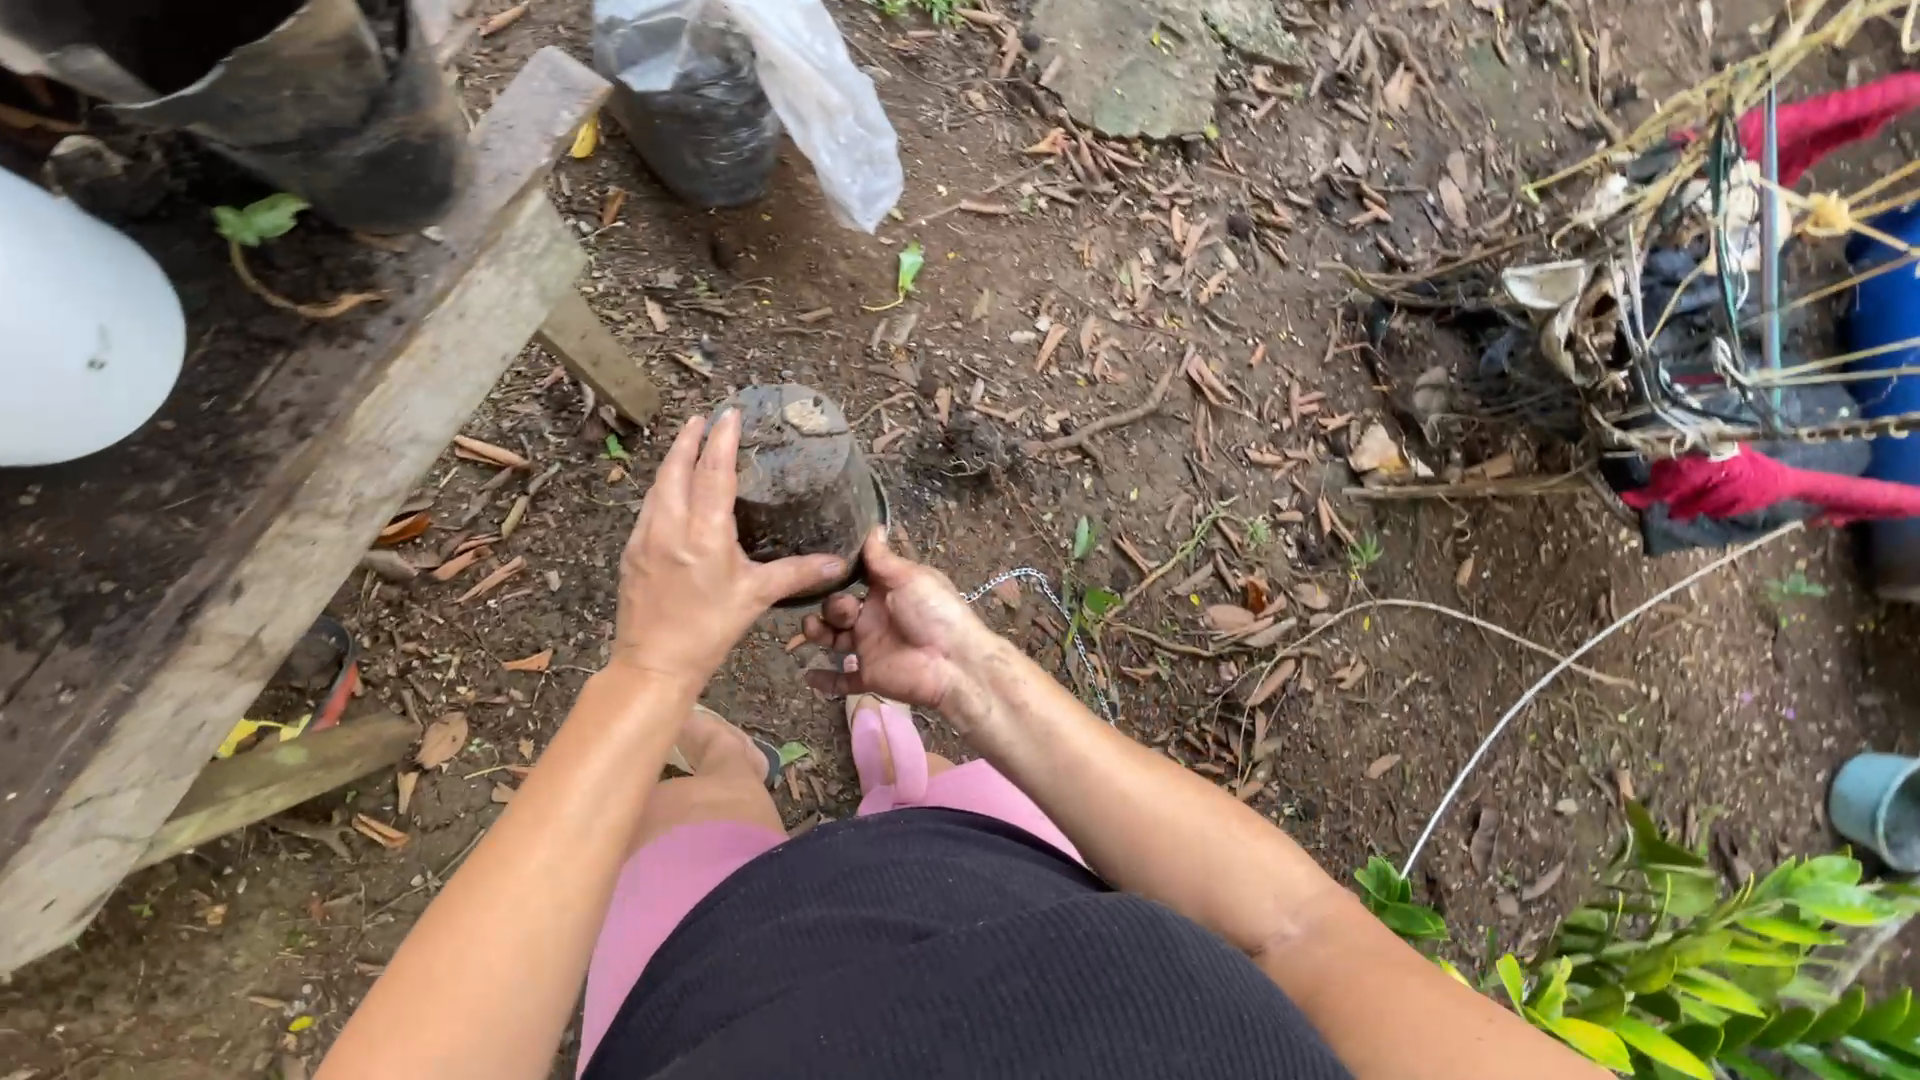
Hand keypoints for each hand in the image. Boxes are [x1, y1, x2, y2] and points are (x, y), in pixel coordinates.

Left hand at [612, 410, 846, 688]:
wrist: (654, 663)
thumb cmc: (710, 630)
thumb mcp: (756, 597)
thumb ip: (796, 573)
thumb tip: (838, 563)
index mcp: (704, 534)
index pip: (713, 473)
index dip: (722, 441)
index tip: (729, 414)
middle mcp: (670, 527)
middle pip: (676, 469)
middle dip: (689, 440)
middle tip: (702, 418)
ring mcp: (644, 538)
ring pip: (657, 487)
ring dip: (672, 461)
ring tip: (685, 444)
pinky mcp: (631, 553)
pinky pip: (647, 508)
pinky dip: (660, 489)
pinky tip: (668, 491)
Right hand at [801, 530, 996, 713]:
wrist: (955, 662)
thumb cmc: (935, 612)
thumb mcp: (910, 578)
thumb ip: (884, 558)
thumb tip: (873, 525)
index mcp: (885, 591)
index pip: (852, 580)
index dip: (835, 575)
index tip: (816, 566)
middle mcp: (873, 618)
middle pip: (837, 608)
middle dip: (829, 605)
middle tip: (842, 610)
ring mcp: (870, 647)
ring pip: (832, 639)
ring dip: (817, 632)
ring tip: (812, 629)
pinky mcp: (869, 675)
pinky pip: (842, 680)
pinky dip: (825, 680)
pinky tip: (807, 674)